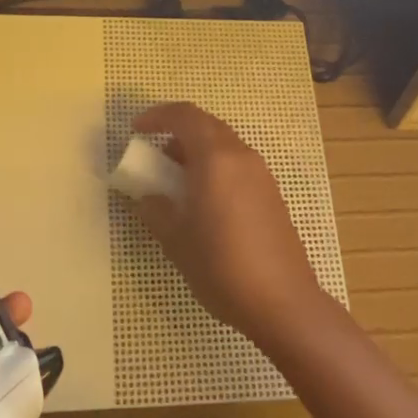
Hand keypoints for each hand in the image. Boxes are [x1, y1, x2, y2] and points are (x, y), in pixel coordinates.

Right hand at [129, 102, 323, 342]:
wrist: (282, 302)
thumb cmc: (221, 266)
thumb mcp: (176, 240)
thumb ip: (155, 210)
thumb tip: (147, 197)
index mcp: (215, 158)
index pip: (184, 116)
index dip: (156, 116)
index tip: (136, 130)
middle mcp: (241, 155)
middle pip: (206, 125)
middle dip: (177, 131)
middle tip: (155, 156)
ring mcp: (260, 174)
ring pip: (223, 144)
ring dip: (197, 150)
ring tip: (177, 181)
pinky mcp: (271, 193)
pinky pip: (237, 163)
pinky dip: (215, 167)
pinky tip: (205, 200)